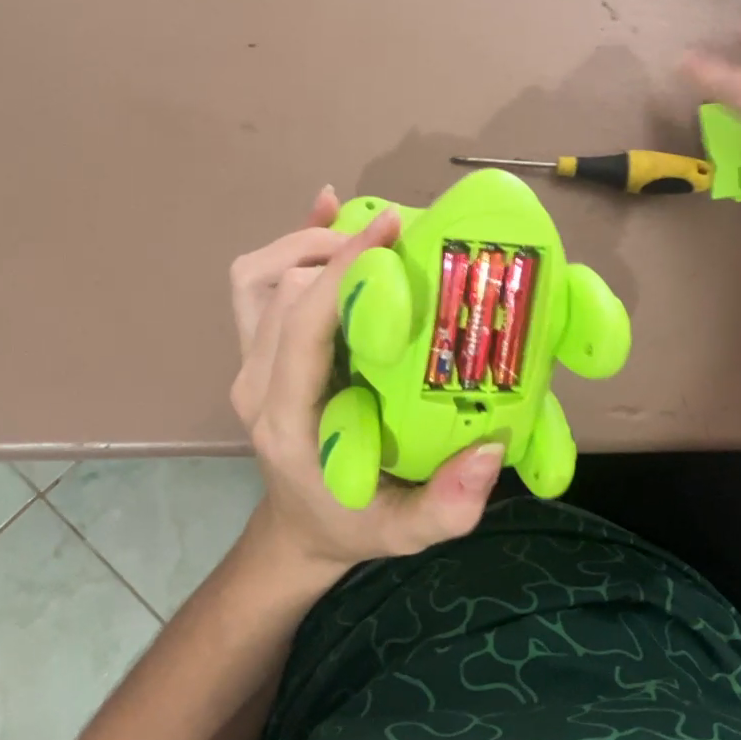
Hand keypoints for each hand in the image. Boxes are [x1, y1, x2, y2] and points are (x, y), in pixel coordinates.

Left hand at [227, 189, 502, 574]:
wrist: (299, 529)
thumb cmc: (353, 524)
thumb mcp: (404, 533)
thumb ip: (447, 508)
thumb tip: (490, 451)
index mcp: (289, 420)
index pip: (303, 326)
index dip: (342, 271)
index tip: (394, 231)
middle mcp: (257, 384)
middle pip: (282, 288)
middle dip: (338, 251)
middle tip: (405, 239)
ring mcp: (250, 364)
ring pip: (261, 276)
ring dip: (310, 242)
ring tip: (370, 233)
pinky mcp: (257, 350)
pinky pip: (257, 282)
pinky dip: (290, 241)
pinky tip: (326, 206)